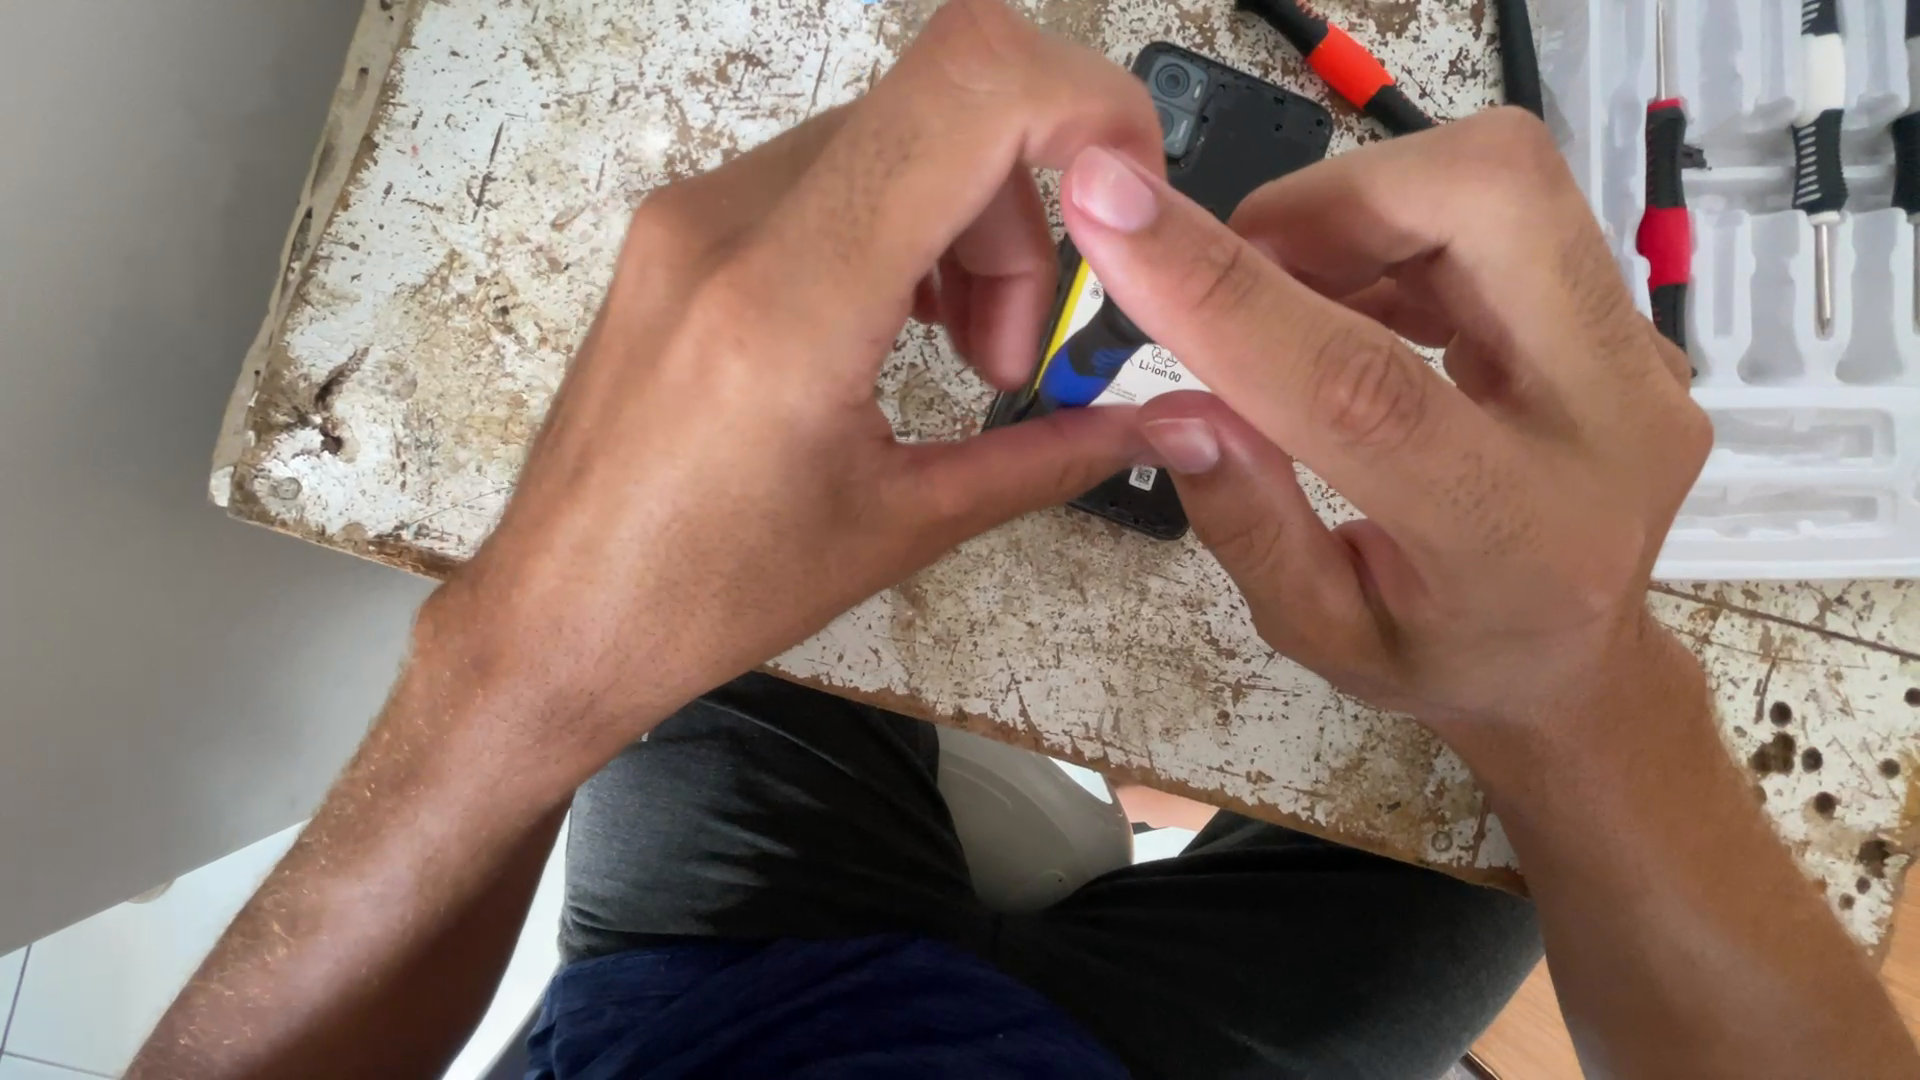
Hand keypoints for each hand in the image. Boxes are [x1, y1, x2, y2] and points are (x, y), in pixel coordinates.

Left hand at [417, 0, 1161, 770]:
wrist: (562, 617)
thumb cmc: (715, 594)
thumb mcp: (902, 528)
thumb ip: (1043, 460)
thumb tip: (1151, 428)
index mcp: (792, 303)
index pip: (969, 90)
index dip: (1086, 107)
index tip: (1125, 203)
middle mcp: (729, 221)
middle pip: (946, 114)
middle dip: (1023, 224)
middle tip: (1010, 358)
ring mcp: (691, 214)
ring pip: (889, 140)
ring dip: (963, 230)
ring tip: (958, 356)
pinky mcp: (678, 232)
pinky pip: (827, 178)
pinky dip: (901, 229)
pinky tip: (899, 324)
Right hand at [1056, 110, 1711, 760]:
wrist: (1574, 661)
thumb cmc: (1430, 658)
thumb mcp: (1309, 628)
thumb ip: (1246, 524)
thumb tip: (1174, 411)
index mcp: (1502, 531)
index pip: (1352, 386)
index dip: (1219, 296)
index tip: (1109, 216)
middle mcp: (1607, 415)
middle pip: (1485, 200)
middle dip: (1320, 206)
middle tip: (1238, 269)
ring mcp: (1637, 352)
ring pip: (1495, 181)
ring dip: (1347, 215)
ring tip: (1282, 298)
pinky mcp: (1626, 317)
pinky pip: (1500, 211)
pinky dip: (1385, 230)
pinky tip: (1342, 301)